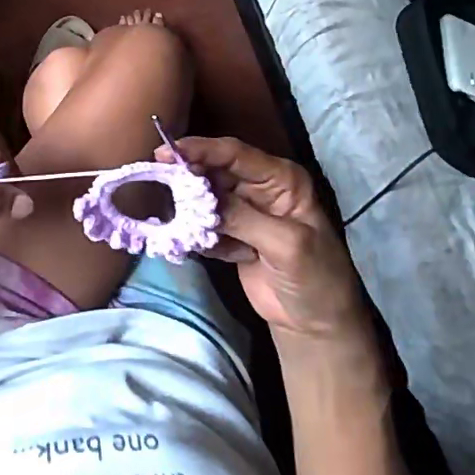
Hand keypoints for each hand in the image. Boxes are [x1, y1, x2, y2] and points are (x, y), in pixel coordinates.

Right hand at [158, 137, 366, 339]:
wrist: (316, 325)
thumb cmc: (315, 279)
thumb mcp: (285, 244)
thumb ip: (243, 218)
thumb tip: (199, 199)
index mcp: (281, 179)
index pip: (234, 154)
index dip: (199, 149)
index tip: (164, 152)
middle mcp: (259, 188)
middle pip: (213, 171)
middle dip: (187, 178)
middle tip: (158, 183)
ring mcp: (243, 211)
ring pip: (203, 197)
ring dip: (188, 209)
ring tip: (181, 224)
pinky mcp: (230, 234)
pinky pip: (201, 223)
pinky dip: (195, 233)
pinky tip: (201, 248)